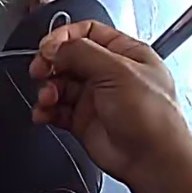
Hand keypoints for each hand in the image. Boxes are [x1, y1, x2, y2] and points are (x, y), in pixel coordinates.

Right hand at [29, 20, 191, 186]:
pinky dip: (47, 111)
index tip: (47, 48)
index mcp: (125, 54)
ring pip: (61, 85)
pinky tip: (43, 114)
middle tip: (39, 71)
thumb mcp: (117, 71)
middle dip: (51, 64)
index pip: (88, 33)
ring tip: (47, 99)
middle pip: (69, 58)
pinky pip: (58, 110)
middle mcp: (110, 74)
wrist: (152, 160)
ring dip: (48, 89)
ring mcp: (97, 98)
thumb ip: (81, 53)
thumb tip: (54, 46)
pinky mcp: (85, 121)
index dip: (64, 37)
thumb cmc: (151, 117)